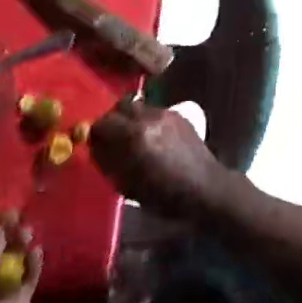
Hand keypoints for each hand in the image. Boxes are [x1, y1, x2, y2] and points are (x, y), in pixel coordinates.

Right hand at [89, 100, 239, 217]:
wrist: (206, 188)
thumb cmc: (166, 195)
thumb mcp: (129, 186)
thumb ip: (108, 163)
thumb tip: (95, 148)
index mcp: (135, 136)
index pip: (102, 123)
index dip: (95, 134)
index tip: (95, 144)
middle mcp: (149, 118)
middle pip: (119, 108)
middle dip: (112, 121)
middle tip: (111, 139)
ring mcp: (165, 113)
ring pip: (137, 106)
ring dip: (129, 119)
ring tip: (132, 138)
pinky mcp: (178, 114)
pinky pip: (153, 111)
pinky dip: (146, 121)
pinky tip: (151, 138)